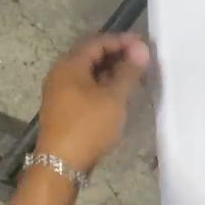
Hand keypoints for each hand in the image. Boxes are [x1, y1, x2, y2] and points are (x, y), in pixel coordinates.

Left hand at [35, 33, 150, 173]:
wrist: (61, 163)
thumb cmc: (88, 126)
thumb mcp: (113, 98)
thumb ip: (128, 72)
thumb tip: (142, 48)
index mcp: (70, 65)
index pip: (97, 42)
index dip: (122, 41)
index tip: (145, 45)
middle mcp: (61, 74)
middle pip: (91, 55)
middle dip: (118, 55)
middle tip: (142, 60)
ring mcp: (60, 92)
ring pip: (89, 73)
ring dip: (112, 71)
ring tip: (135, 76)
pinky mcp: (64, 108)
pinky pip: (85, 87)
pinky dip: (103, 85)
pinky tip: (119, 94)